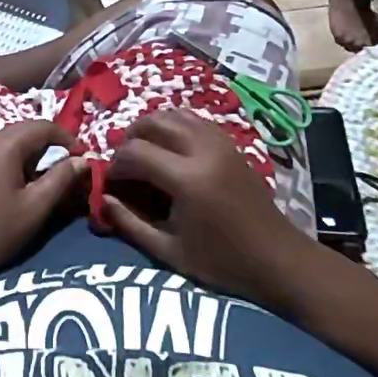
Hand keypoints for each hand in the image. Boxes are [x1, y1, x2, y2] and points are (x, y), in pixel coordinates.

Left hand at [0, 121, 86, 280]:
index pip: (46, 126)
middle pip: (32, 130)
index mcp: (8, 145)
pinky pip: (9, 153)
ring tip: (58, 176)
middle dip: (57, 144)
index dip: (70, 139)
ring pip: (21, 141)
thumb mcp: (35, 206)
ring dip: (42, 153)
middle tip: (74, 167)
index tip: (86, 159)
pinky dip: (27, 161)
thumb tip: (83, 160)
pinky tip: (33, 184)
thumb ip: (61, 179)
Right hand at [99, 111, 318, 307]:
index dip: (115, 165)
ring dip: (152, 128)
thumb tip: (102, 199)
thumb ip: (130, 223)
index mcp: (187, 179)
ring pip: (174, 114)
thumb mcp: (168, 251)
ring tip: (144, 154)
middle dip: (130, 139)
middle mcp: (203, 150)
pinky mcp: (231, 142)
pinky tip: (170, 150)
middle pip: (153, 121)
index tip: (111, 183)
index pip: (135, 152)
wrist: (276, 258)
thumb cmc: (221, 262)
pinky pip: (195, 120)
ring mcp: (220, 142)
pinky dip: (175, 126)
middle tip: (125, 165)